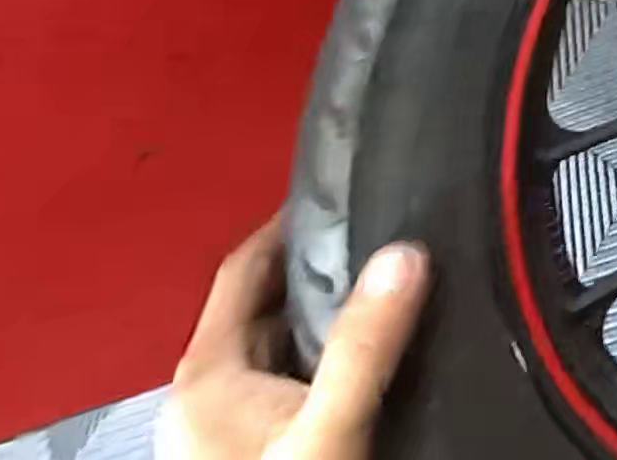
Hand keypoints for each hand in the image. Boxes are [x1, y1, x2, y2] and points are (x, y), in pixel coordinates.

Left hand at [158, 216, 430, 459]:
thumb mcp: (328, 430)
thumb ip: (365, 343)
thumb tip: (408, 250)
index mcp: (208, 375)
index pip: (244, 267)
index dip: (288, 219)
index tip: (348, 181)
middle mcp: (217, 388)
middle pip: (270, 296)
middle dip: (328, 254)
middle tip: (395, 217)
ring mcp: (243, 416)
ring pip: (293, 329)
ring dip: (341, 295)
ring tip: (402, 263)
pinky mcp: (274, 434)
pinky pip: (311, 359)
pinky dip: (346, 333)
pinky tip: (389, 332)